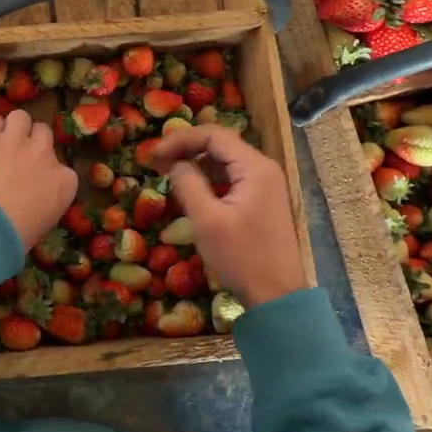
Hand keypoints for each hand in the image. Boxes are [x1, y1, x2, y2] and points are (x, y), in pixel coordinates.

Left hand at [0, 110, 77, 251]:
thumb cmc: (10, 239)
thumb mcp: (40, 225)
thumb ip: (42, 204)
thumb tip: (29, 203)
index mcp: (63, 183)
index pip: (62, 171)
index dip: (46, 173)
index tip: (34, 183)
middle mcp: (44, 155)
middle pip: (43, 134)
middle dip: (31, 142)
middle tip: (17, 157)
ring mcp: (15, 141)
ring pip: (20, 118)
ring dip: (13, 128)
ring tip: (0, 142)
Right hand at [153, 125, 306, 307]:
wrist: (277, 296)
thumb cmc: (242, 257)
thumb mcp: (207, 220)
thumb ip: (188, 184)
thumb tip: (173, 164)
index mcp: (255, 167)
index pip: (214, 135)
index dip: (180, 140)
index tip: (153, 155)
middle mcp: (263, 169)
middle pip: (220, 145)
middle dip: (186, 149)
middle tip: (156, 163)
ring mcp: (265, 186)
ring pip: (225, 162)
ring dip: (195, 164)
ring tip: (167, 173)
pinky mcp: (261, 202)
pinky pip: (231, 180)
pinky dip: (208, 180)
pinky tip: (190, 190)